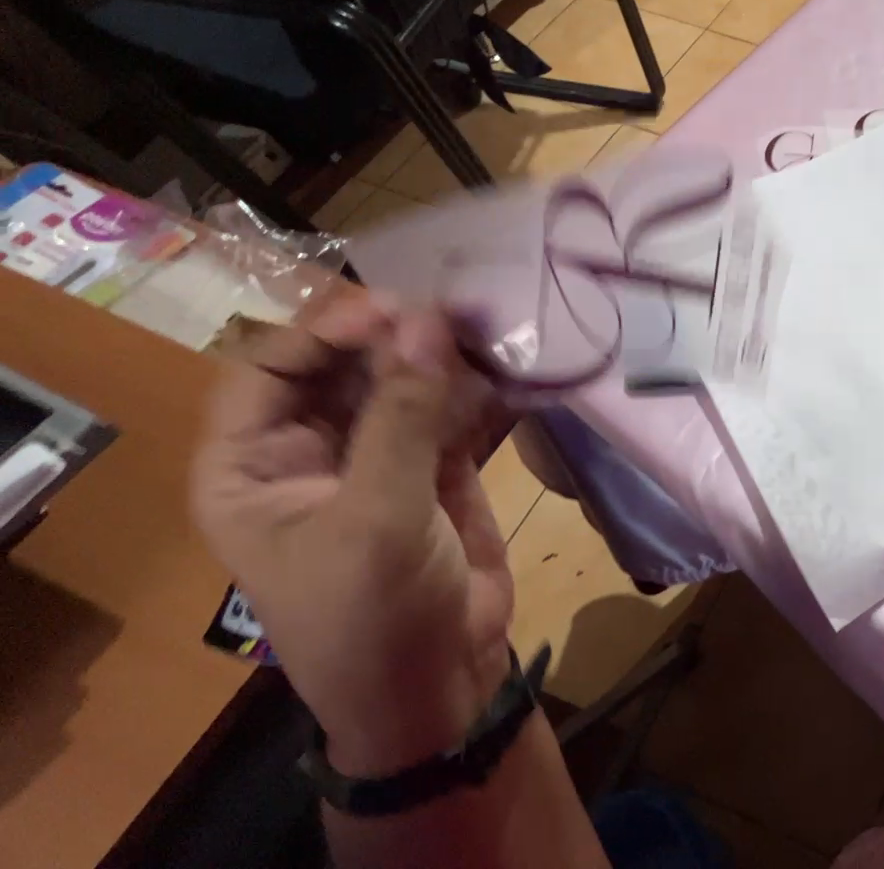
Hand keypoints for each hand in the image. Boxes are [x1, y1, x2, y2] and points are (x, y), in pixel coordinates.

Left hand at [190, 294, 511, 774]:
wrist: (436, 686)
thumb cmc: (372, 612)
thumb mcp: (379, 515)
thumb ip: (404, 416)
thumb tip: (428, 321)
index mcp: (254, 465)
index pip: (272, 368)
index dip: (328, 331)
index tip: (401, 308)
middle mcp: (311, 452)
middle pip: (347, 368)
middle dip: (402, 337)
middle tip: (467, 309)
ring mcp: (381, 461)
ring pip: (408, 386)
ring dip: (450, 358)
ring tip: (502, 328)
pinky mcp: (439, 473)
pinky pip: (454, 416)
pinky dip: (484, 392)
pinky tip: (519, 369)